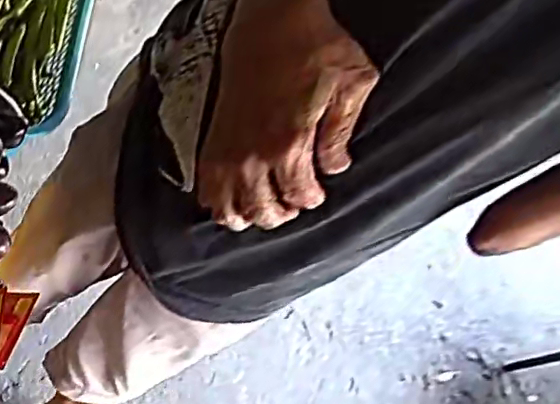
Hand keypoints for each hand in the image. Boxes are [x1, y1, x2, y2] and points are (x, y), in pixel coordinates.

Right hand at [195, 0, 377, 230]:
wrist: (268, 30)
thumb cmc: (311, 49)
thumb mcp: (351, 81)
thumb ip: (342, 131)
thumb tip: (335, 167)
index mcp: (288, 145)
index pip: (298, 195)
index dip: (310, 200)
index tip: (315, 197)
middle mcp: (253, 160)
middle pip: (262, 212)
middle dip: (280, 215)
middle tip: (290, 208)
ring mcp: (227, 160)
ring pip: (230, 213)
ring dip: (247, 217)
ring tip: (261, 209)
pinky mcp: (210, 154)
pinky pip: (207, 198)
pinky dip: (219, 207)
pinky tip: (234, 201)